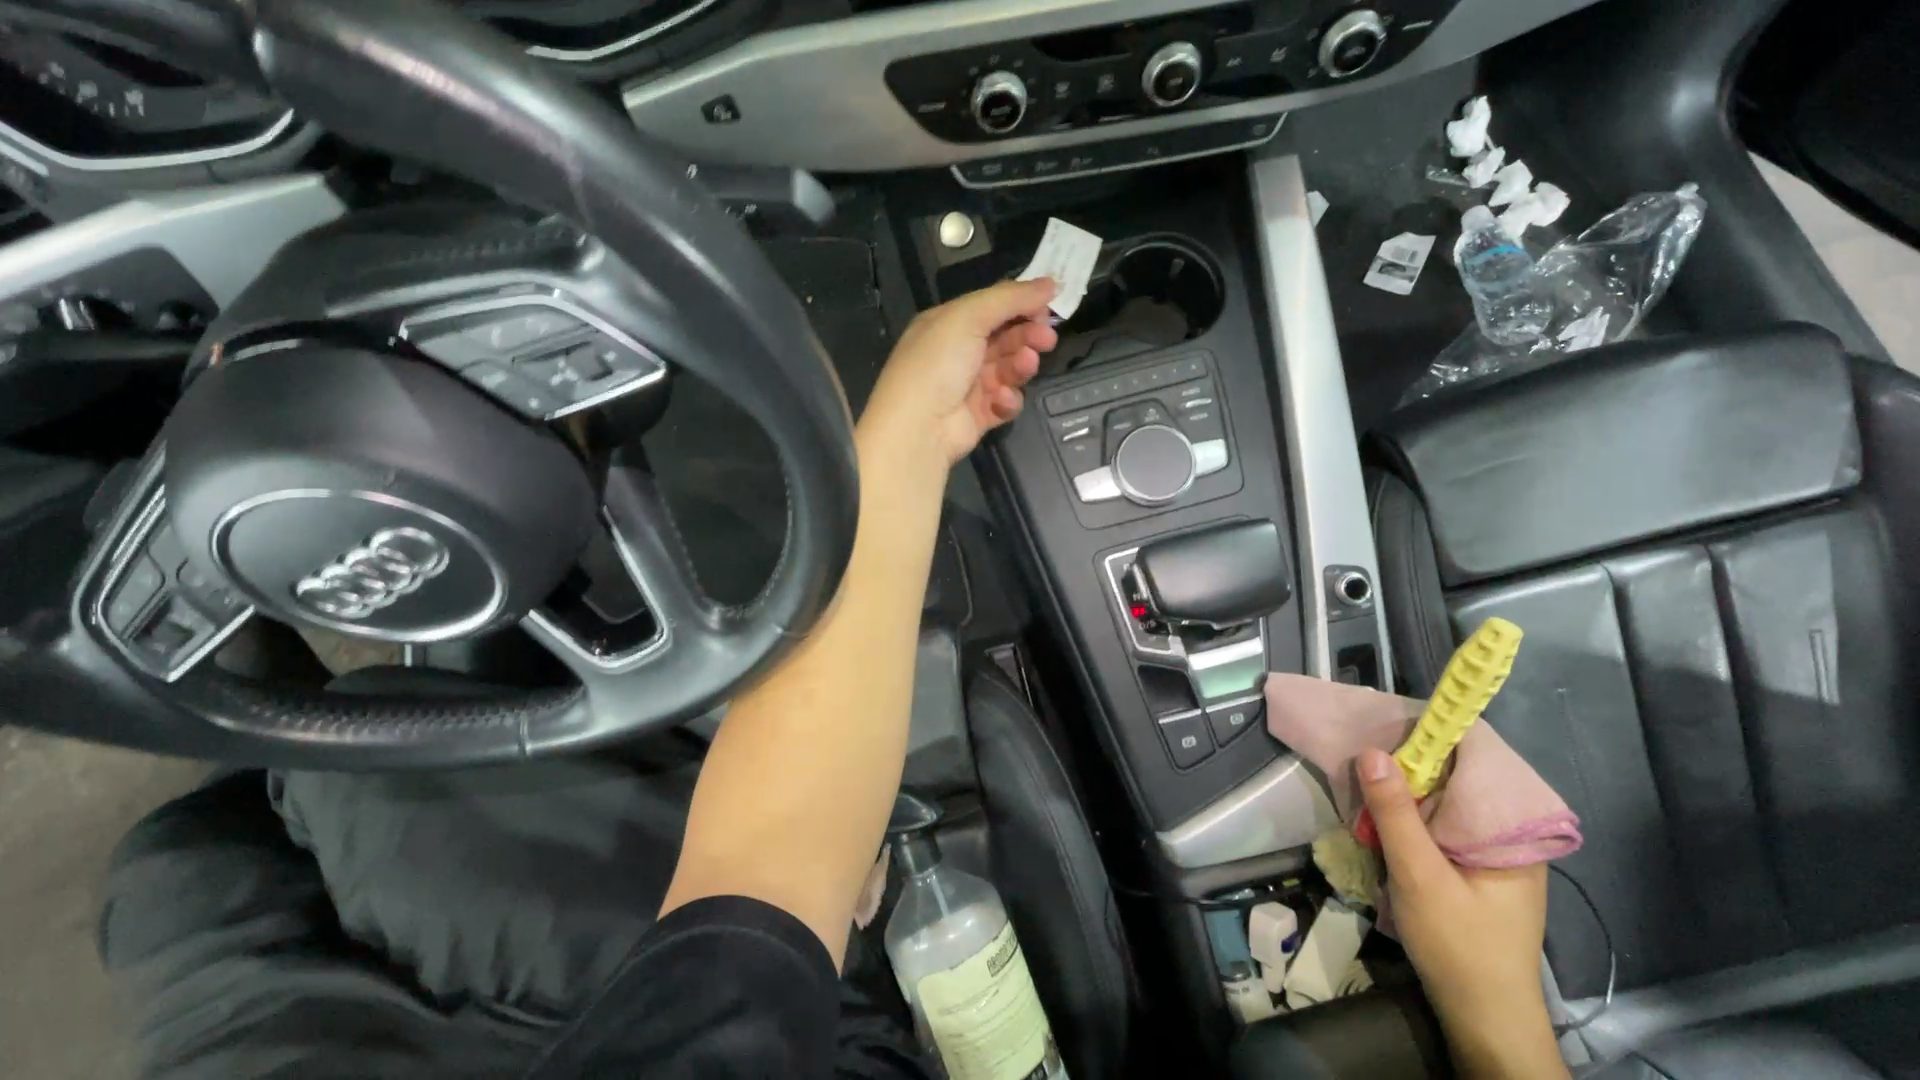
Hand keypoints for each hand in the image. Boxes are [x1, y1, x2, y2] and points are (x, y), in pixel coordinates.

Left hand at [859, 278, 1058, 465]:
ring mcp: (968, 386)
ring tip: (1025, 364)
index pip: (992, 308)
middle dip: (1027, 336)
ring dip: (1020, 366)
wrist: (918, 427)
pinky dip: (1007, 400)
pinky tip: (1000, 399)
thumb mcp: (969, 316)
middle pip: (1005, 338)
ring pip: (1009, 370)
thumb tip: (1051, 282)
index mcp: (948, 324)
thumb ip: (1010, 297)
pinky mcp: (978, 415)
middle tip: (1046, 339)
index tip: (1048, 307)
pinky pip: (1004, 402)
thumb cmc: (937, 362)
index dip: (1021, 306)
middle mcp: (956, 353)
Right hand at [1358, 748, 1568, 1079]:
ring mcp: (1496, 859)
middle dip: (1413, 771)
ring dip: (1408, 800)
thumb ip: (1395, 814)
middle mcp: (1512, 838)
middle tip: (1369, 763)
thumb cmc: (1460, 946)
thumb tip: (1372, 751)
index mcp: (1515, 832)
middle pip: (1461, 784)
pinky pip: (1445, 833)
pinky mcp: (1478, 877)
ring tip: (1370, 792)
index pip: (1481, 764)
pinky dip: (1414, 824)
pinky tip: (1386, 828)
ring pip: (1448, 809)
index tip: (1391, 730)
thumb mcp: (1419, 876)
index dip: (1437, 741)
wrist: (1485, 1023)